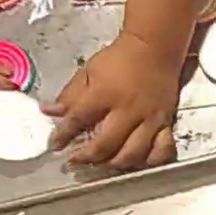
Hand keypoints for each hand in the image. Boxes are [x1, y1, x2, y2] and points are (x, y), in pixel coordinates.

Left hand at [47, 31, 183, 169]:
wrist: (155, 50)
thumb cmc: (119, 60)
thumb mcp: (89, 71)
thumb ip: (71, 95)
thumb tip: (50, 112)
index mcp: (105, 93)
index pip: (79, 119)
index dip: (64, 135)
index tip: (56, 145)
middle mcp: (128, 110)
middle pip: (106, 144)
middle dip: (88, 157)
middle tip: (77, 160)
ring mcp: (150, 120)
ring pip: (133, 154)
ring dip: (115, 164)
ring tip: (104, 164)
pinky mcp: (166, 124)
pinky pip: (162, 150)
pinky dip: (150, 161)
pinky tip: (139, 163)